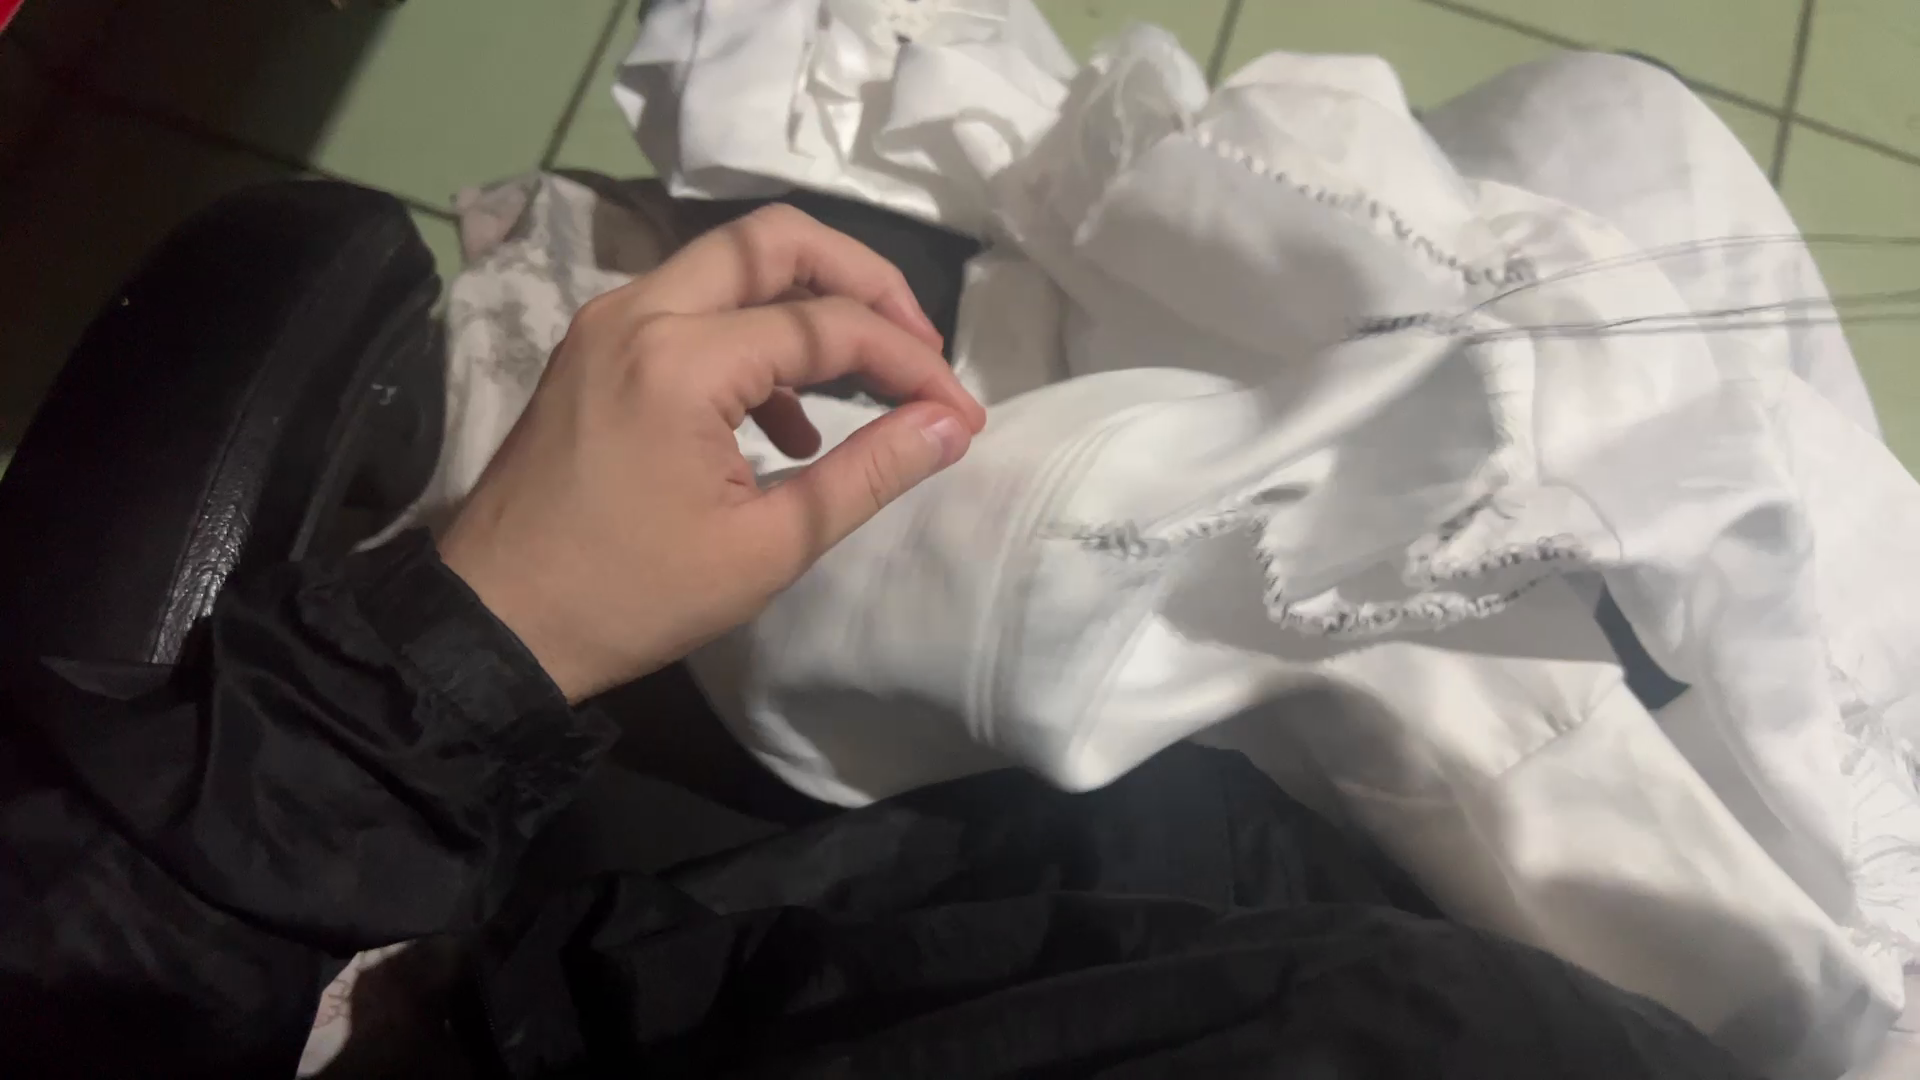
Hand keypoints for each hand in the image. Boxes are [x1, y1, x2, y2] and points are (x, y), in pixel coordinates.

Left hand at [437, 205, 986, 701]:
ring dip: (812, 304)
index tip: (960, 412)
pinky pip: (695, 311)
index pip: (830, 325)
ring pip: (733, 265)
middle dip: (866, 282)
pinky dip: (759, 343)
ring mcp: (610, 324)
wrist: (496, 627)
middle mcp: (640, 312)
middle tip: (917, 344)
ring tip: (868, 377)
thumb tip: (948, 426)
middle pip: (776, 239)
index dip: (912, 364)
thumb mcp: (770, 546)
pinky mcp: (598, 350)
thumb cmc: (635, 597)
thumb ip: (869, 474)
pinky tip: (786, 423)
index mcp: (683, 361)